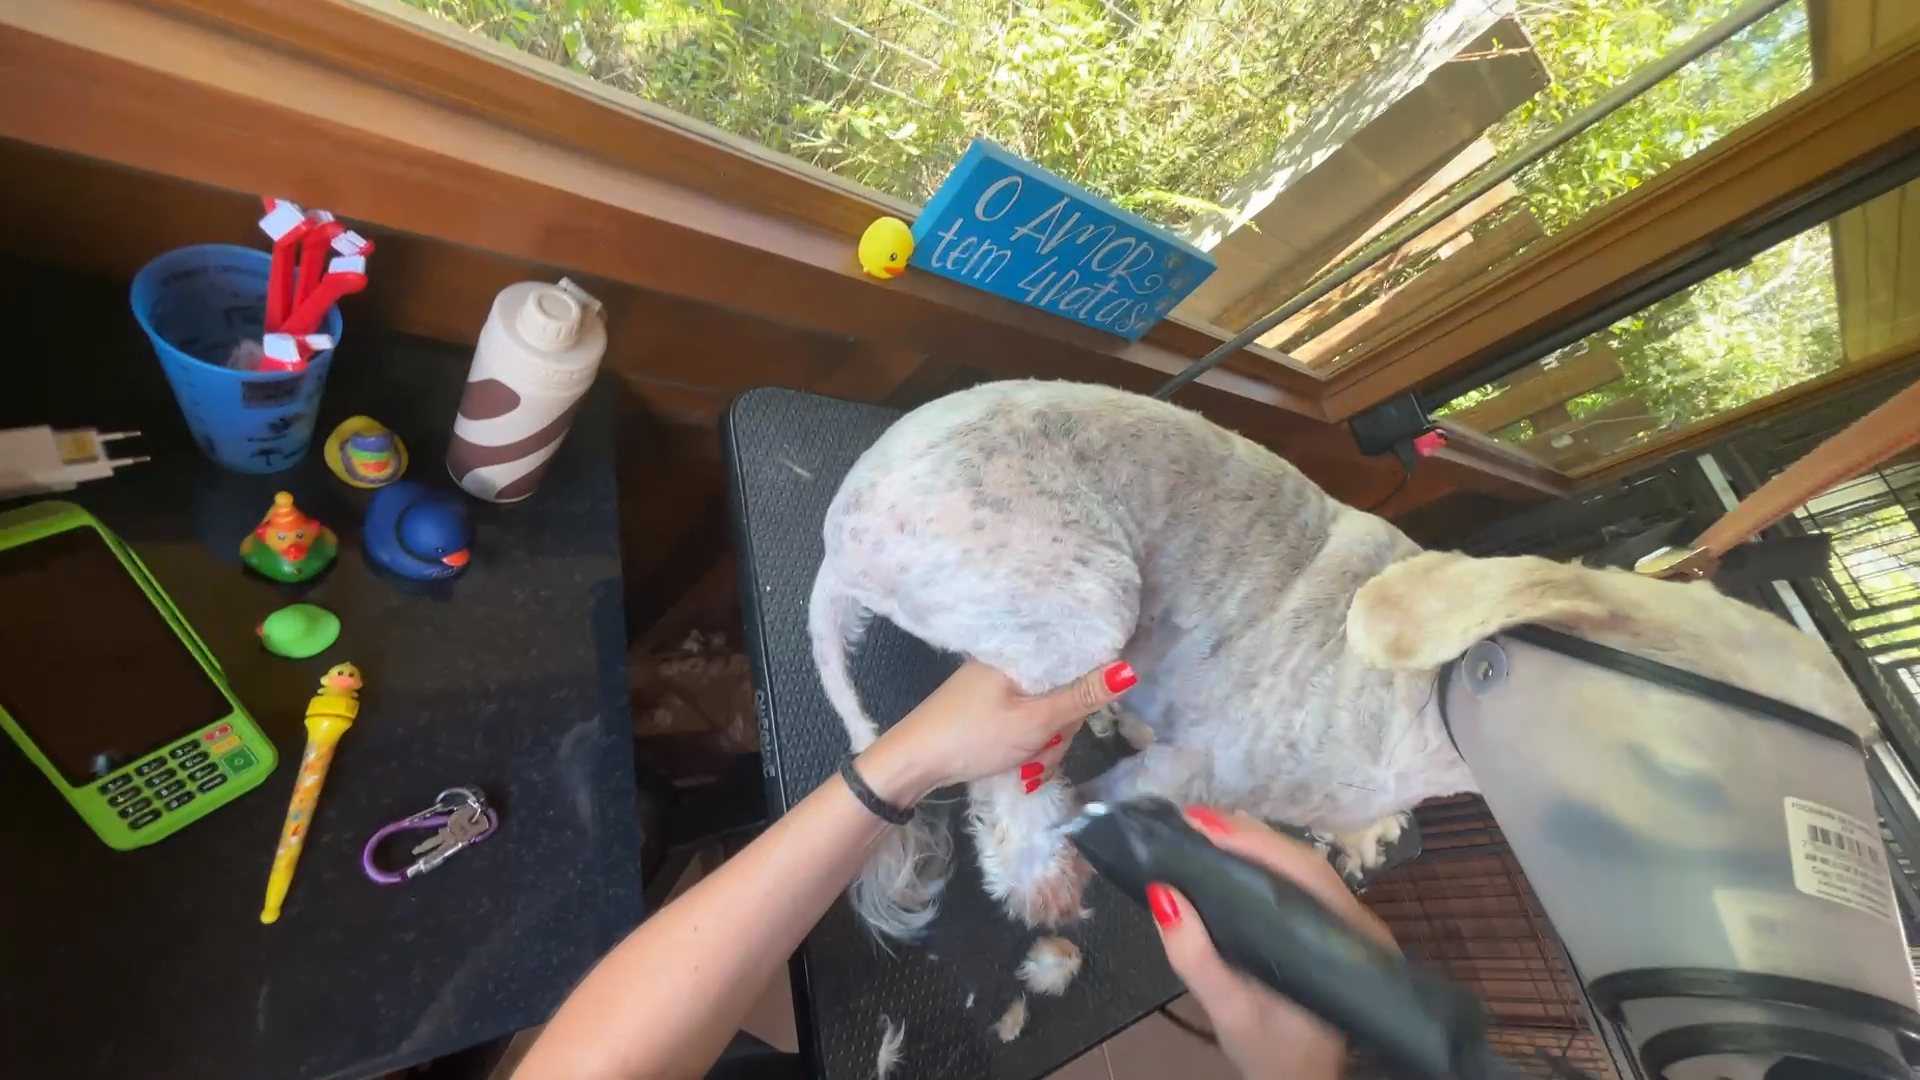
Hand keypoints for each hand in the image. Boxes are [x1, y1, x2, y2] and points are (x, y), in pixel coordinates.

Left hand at [857, 659, 1136, 804]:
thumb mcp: (1035, 722)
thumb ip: (1082, 696)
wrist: (913, 762)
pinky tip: (1023, 768)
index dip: (1088, 688)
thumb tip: (1130, 668)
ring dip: (1046, 744)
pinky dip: (1031, 745)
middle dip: (1062, 729)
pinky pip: (1028, 720)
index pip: (1076, 657)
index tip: (1077, 718)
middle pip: (1064, 690)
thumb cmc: (973, 737)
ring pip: (1048, 711)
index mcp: (1021, 654)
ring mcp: (1000, 684)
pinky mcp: (993, 704)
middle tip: (1044, 752)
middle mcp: (1011, 661)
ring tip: (1028, 768)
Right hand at [1147, 809, 1396, 1079]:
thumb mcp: (1230, 1012)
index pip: (1303, 871)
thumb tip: (1160, 893)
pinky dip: (1251, 857)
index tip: (1201, 823)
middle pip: (1297, 858)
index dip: (1253, 840)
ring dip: (1245, 840)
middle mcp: (1352, 921)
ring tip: (1196, 829)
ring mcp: (1340, 919)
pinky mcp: (1321, 921)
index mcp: (1346, 941)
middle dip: (1243, 833)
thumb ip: (1197, 959)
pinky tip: (1220, 851)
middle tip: (1188, 820)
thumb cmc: (1274, 1052)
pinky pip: (1288, 875)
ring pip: (1293, 862)